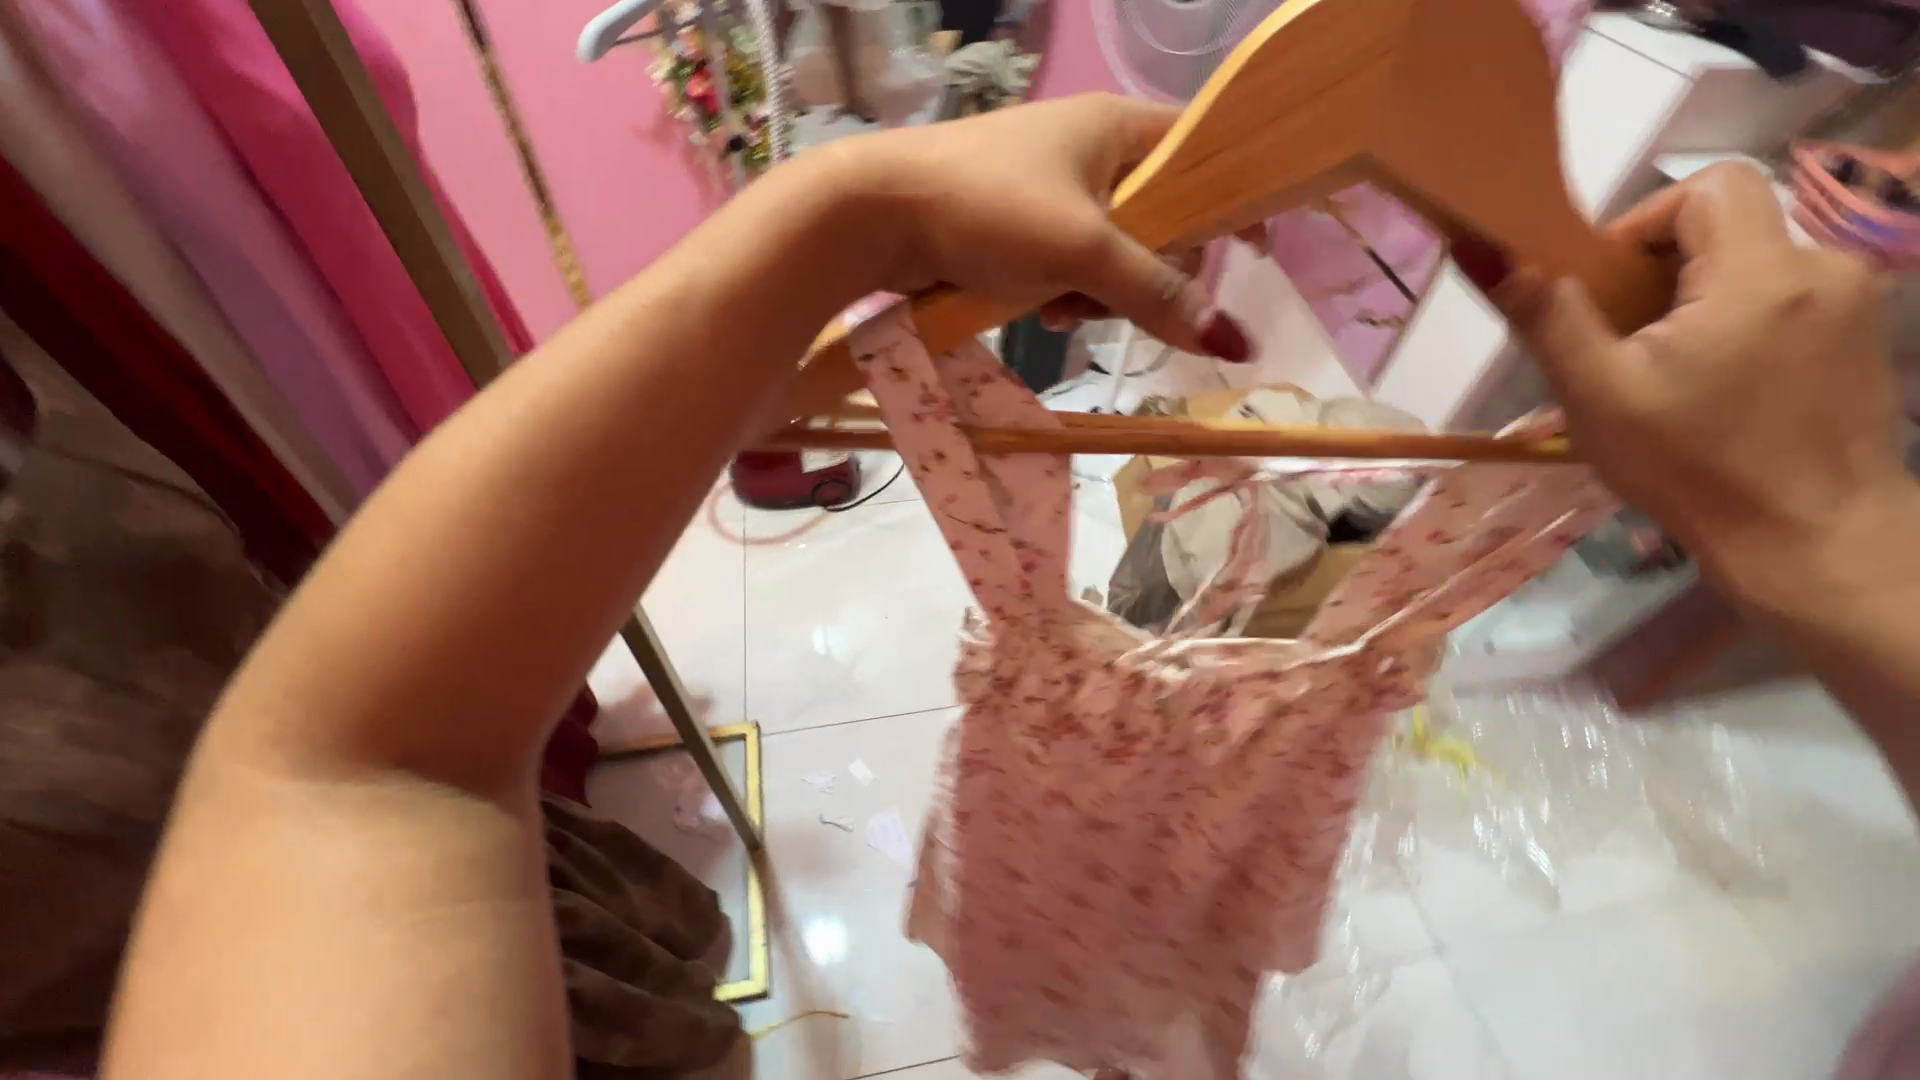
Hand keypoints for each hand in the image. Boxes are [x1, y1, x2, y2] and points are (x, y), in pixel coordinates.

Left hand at [819, 93, 1256, 361]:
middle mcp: (1090, 152)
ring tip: (1059, 310)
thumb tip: (1234, 341)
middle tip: (1113, 297)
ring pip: (1111, 254)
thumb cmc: (987, 210)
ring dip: (1096, 293)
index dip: (1228, 204)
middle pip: (1159, 220)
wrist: (877, 216)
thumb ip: (1157, 294)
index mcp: (1118, 128)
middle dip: (1142, 271)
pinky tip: (1038, 311)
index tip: (1248, 254)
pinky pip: (1067, 266)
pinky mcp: (1017, 228)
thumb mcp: (1082, 250)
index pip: (1202, 157)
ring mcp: (1051, 192)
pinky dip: (1061, 293)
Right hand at [1462, 163, 1905, 606]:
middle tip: (1616, 338)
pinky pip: (1781, 297)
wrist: (1807, 534)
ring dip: (1692, 297)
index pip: (1708, 186)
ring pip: (1752, 263)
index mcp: (1760, 273)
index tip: (1603, 287)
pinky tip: (1708, 382)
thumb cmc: (1689, 464)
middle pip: (1728, 225)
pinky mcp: (1861, 335)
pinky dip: (1731, 320)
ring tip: (1657, 367)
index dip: (1642, 221)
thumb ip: (1546, 317)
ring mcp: (1854, 301)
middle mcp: (1824, 267)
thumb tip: (1488, 253)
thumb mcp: (1596, 393)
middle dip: (1659, 268)